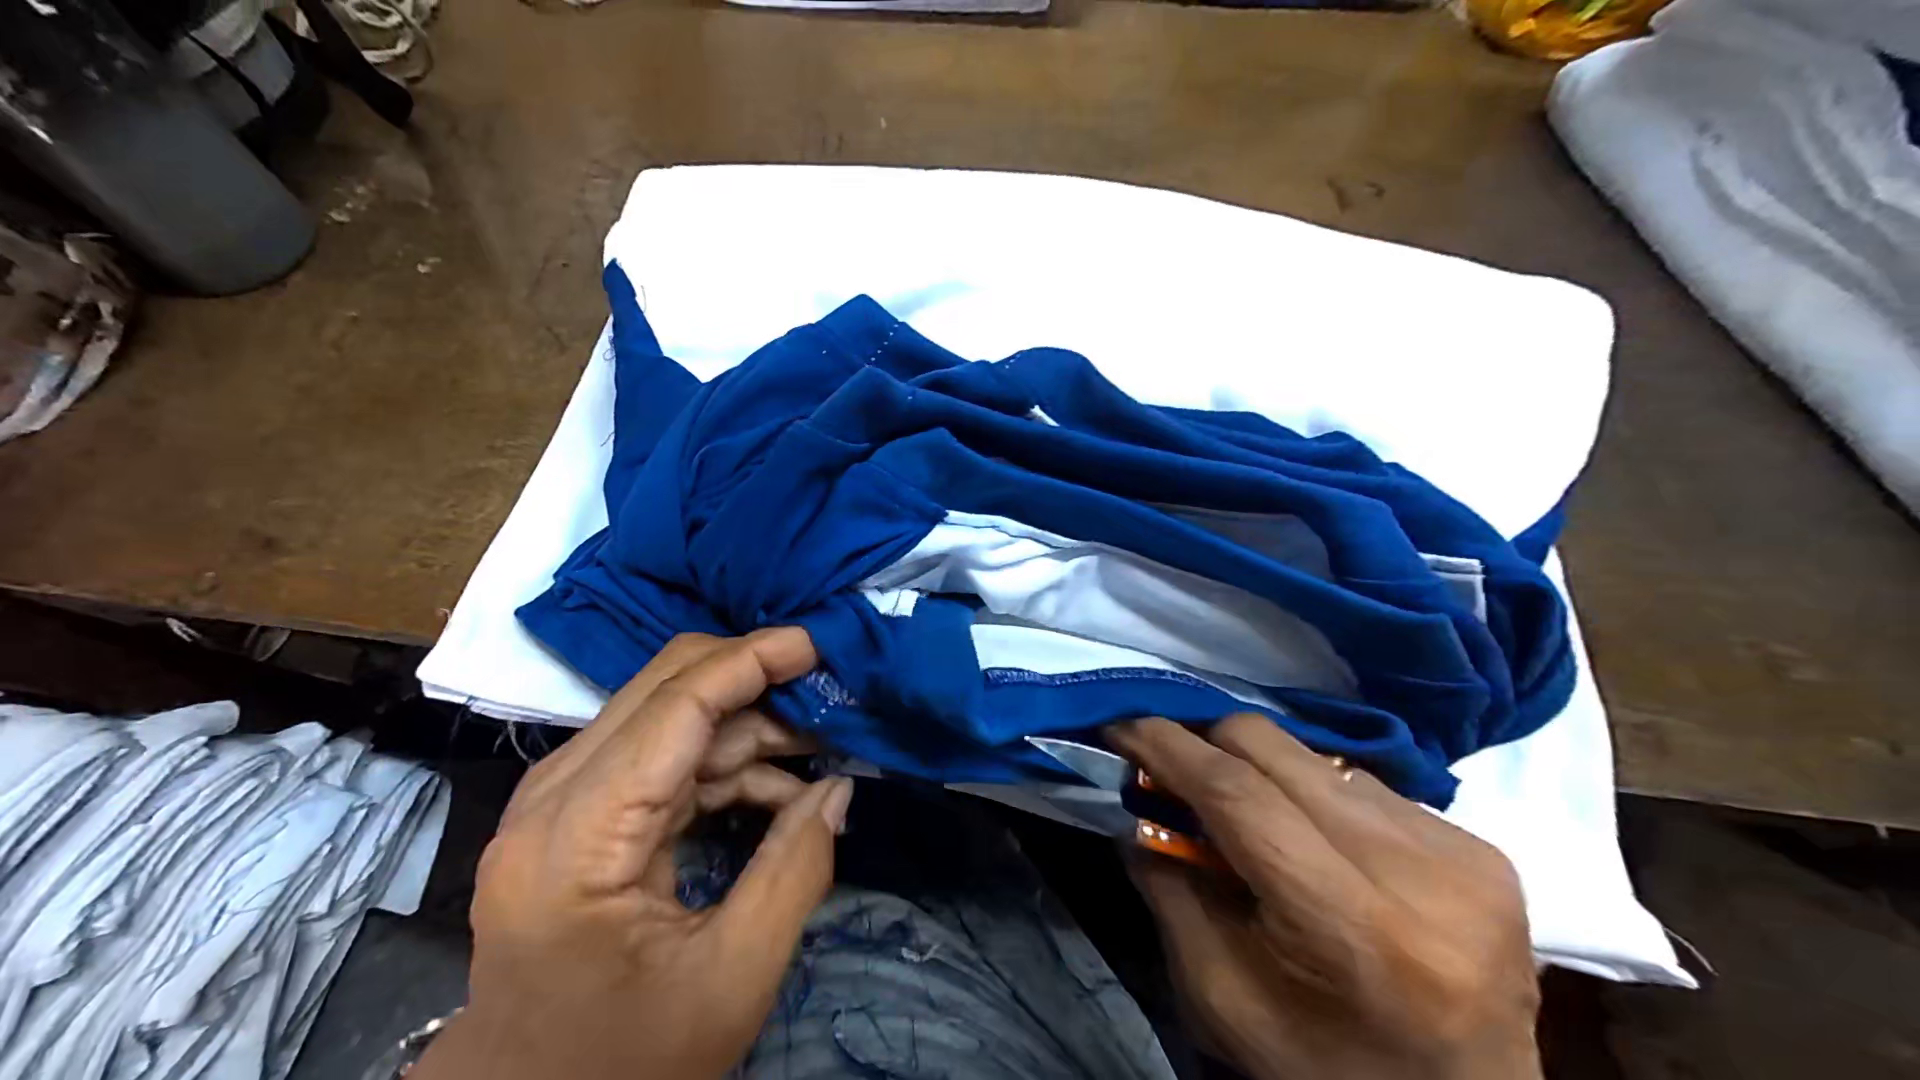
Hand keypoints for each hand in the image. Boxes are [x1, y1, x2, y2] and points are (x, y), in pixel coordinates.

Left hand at [411, 629, 851, 1079]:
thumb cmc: (625, 1060)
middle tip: (829, 687)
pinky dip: (728, 764)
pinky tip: (782, 795)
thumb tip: (839, 788)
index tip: (818, 643)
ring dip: (749, 724)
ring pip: (669, 716)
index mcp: (578, 836)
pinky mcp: (583, 814)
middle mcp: (556, 796)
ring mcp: (564, 801)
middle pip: (664, 689)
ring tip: (821, 745)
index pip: (675, 706)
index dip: (751, 661)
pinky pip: (666, 758)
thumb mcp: (732, 979)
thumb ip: (795, 870)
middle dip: (753, 676)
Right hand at [1109, 715, 1541, 1079]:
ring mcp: (1460, 852)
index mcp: (1351, 929)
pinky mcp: (1481, 846)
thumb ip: (1168, 886)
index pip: (1240, 796)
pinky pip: (1361, 782)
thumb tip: (1136, 796)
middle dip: (1206, 742)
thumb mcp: (1218, 994)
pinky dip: (1312, 792)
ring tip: (1240, 807)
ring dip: (1258, 768)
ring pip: (1315, 756)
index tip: (1121, 725)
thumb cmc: (1321, 1068)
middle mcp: (1419, 873)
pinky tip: (1307, 834)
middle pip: (1276, 751)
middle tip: (1169, 763)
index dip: (1169, 749)